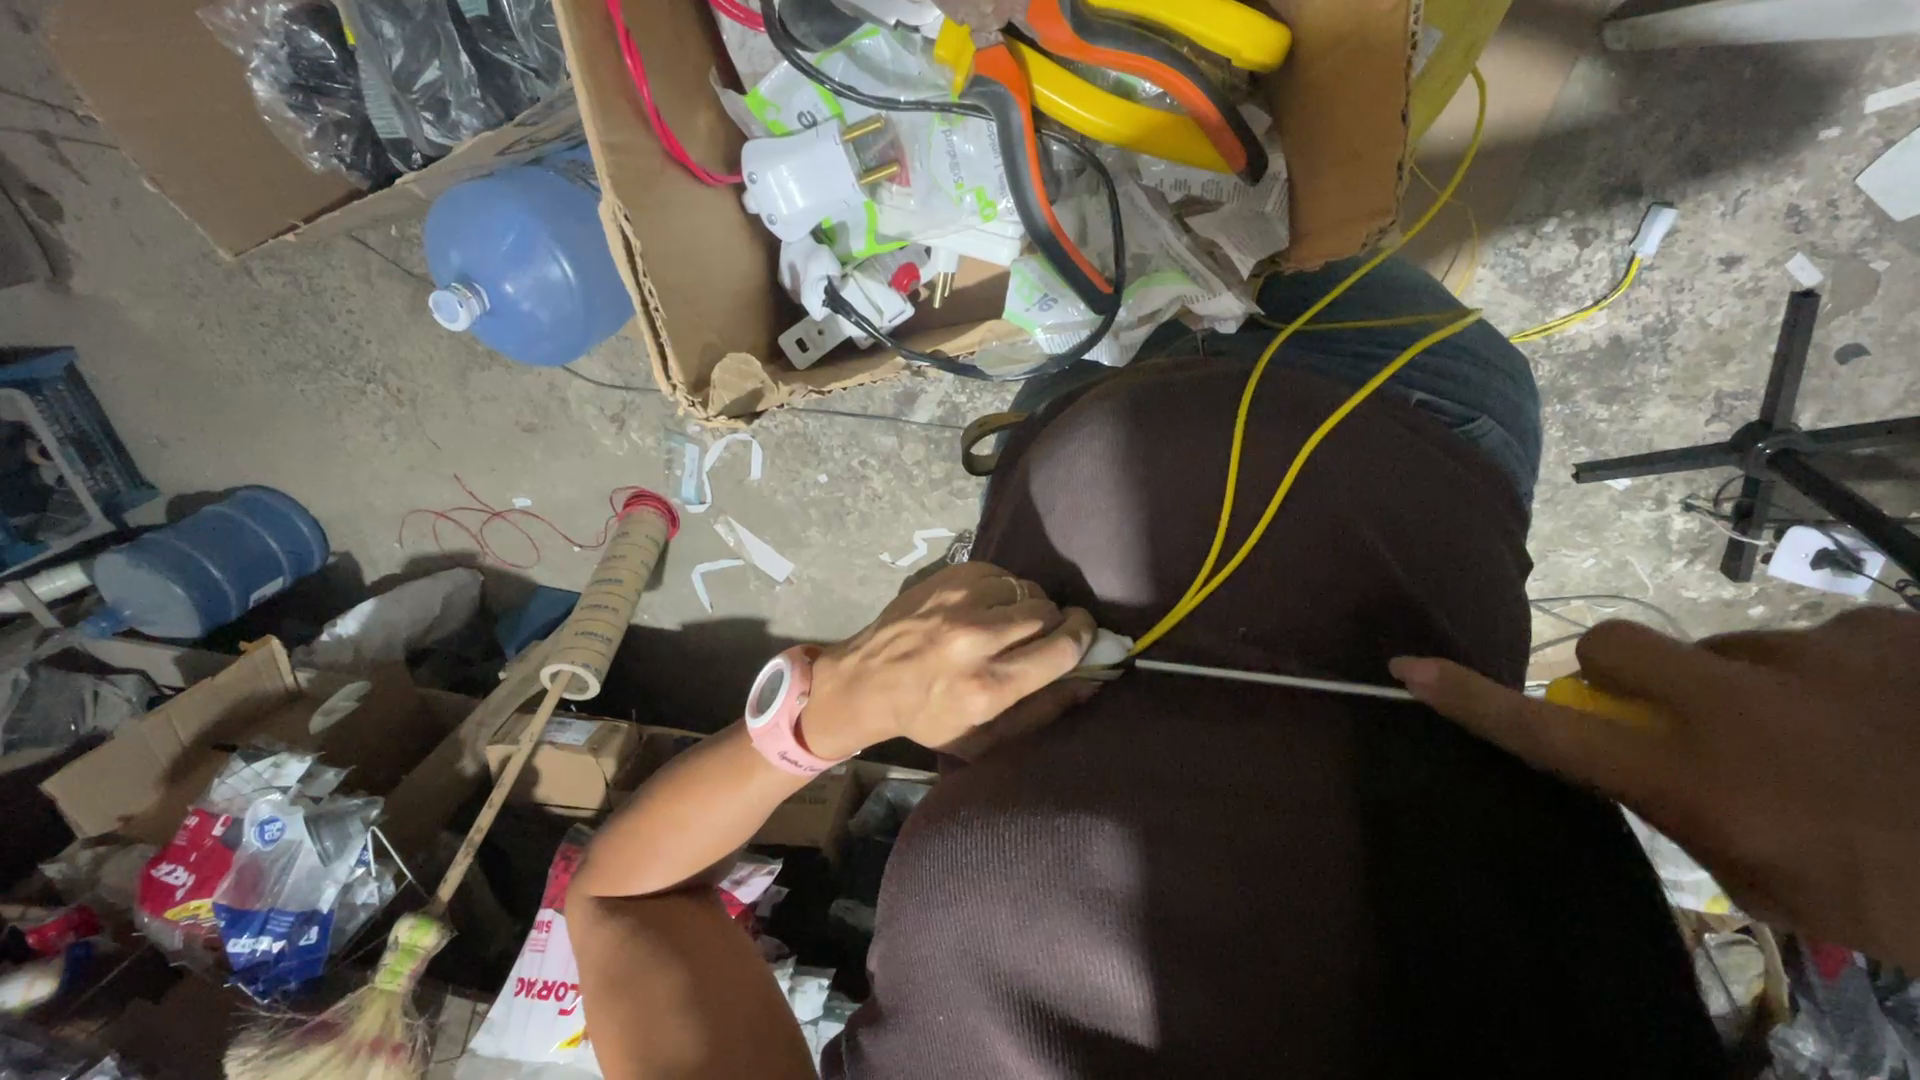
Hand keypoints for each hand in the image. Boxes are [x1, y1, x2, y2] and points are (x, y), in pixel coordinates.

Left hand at [800, 562, 1096, 760]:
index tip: (1084, 635)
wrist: (866, 681)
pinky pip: (1000, 573)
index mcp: (985, 687)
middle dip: (1056, 621)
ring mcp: (957, 603)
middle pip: (1046, 613)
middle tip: (1048, 631)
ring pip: (1025, 589)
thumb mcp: (985, 738)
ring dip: (1029, 604)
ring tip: (1014, 621)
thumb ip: (1042, 711)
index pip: (1060, 650)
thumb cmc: (929, 717)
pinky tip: (990, 606)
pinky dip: (1004, 589)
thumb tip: (1093, 679)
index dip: (1082, 638)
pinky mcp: (946, 579)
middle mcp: (973, 640)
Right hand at [1389, 608, 1919, 969]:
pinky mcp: (1896, 630)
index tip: (1410, 669)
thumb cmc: (1912, 901)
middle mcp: (1740, 707)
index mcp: (1703, 783)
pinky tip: (1904, 717)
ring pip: (1731, 647)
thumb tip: (1666, 768)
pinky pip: (1826, 639)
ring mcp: (1822, 657)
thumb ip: (1699, 816)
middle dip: (1620, 675)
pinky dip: (1839, 674)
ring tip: (1844, 737)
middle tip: (1676, 715)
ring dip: (1754, 686)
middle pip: (1614, 646)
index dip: (1472, 700)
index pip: (1549, 735)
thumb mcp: (1783, 888)